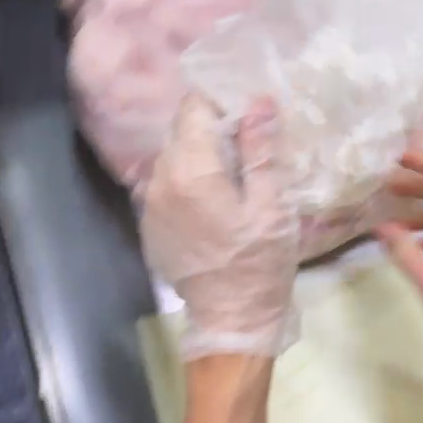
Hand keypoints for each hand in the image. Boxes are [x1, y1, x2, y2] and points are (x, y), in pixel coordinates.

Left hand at [141, 95, 298, 359]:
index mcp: (191, 170)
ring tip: (230, 191)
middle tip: (246, 164)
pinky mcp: (151, 228)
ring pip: (172, 161)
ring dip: (199, 164)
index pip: (195, 107)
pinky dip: (187, 190)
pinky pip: (166, 190)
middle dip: (212, 137)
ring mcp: (150, 206)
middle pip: (181, 133)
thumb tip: (258, 101)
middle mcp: (160, 180)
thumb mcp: (272, 208)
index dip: (224, 109)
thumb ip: (261, 152)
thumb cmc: (260, 264)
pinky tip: (212, 216)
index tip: (249, 131)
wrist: (232, 320)